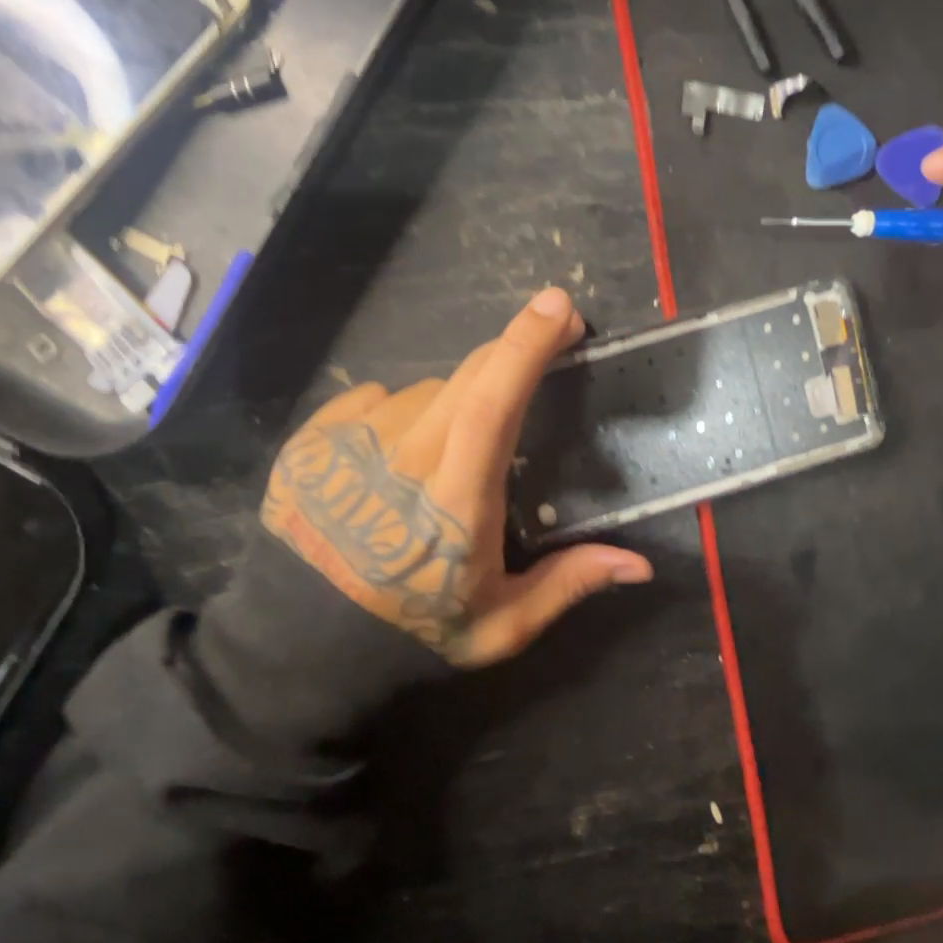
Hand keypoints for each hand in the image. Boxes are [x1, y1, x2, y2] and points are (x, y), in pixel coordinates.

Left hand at [260, 288, 652, 666]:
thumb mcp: (500, 625)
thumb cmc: (412, 627)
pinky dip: (400, 418)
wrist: (302, 636)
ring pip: (424, 392)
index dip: (527, 346)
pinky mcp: (315, 438)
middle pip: (467, 376)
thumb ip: (567, 584)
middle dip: (509, 358)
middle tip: (530, 376)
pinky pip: (377, 399)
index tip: (560, 307)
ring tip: (441, 466)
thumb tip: (640, 564)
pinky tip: (391, 466)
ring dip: (451, 409)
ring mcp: (352, 442)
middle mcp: (402, 455)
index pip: (495, 401)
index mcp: (455, 499)